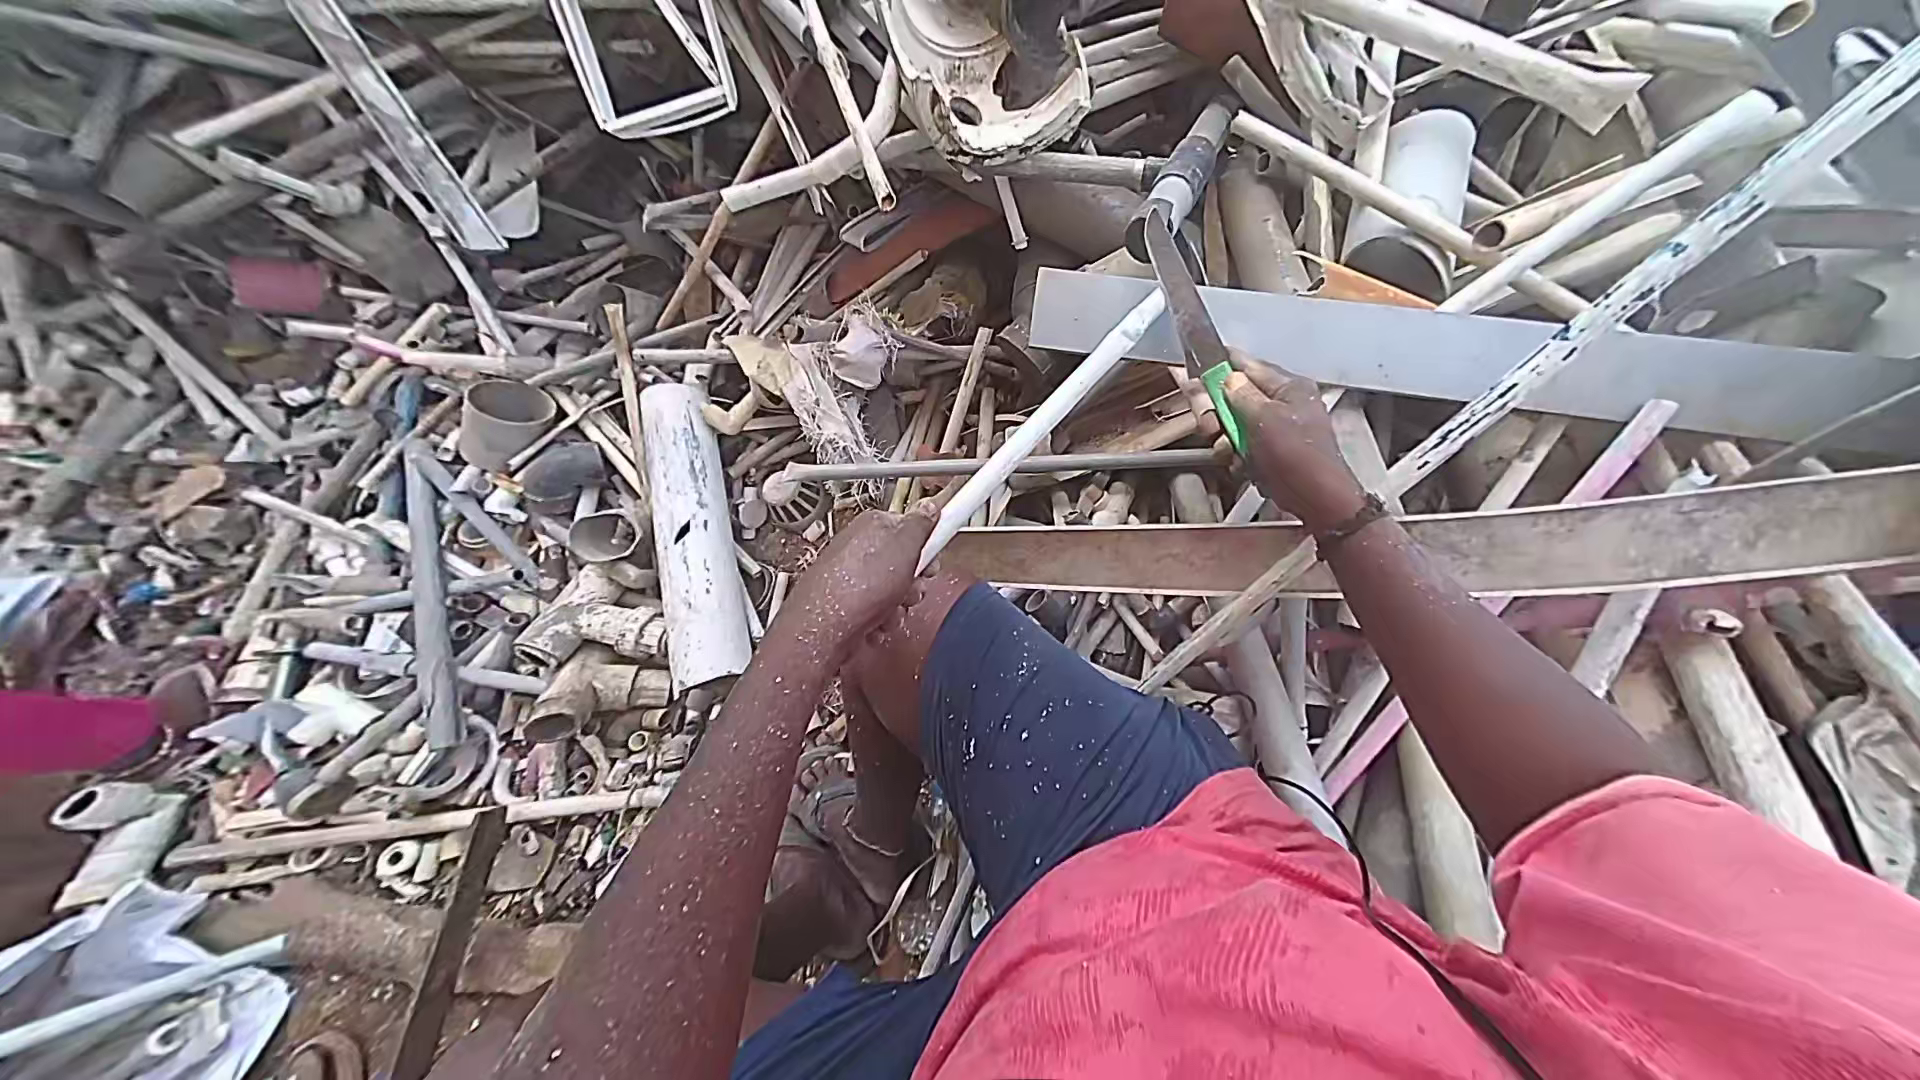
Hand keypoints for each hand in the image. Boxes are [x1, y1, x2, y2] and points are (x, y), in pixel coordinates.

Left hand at [785, 506, 937, 643]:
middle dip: (913, 583)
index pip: (912, 530)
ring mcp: (854, 576)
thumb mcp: (904, 545)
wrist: (824, 626)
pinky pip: (879, 610)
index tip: (931, 560)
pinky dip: (882, 619)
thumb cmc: (856, 585)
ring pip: (895, 591)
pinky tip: (875, 621)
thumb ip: (920, 523)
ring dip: (899, 606)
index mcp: (873, 526)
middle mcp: (861, 548)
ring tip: (888, 609)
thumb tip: (929, 507)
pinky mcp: (848, 602)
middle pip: (906, 564)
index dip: (927, 548)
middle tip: (909, 588)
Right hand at [1191, 349, 1368, 530]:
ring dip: (1225, 440)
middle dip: (1218, 414)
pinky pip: (1239, 447)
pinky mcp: (1267, 452)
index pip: (1248, 366)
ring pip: (1232, 426)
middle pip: (1234, 398)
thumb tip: (1228, 377)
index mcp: (1288, 388)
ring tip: (1231, 450)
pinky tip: (1242, 464)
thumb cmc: (1298, 456)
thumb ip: (1241, 394)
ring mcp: (1273, 430)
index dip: (1221, 365)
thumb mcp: (1264, 418)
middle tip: (1212, 426)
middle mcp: (1281, 405)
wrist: (1314, 498)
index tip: (1197, 365)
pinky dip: (1235, 457)